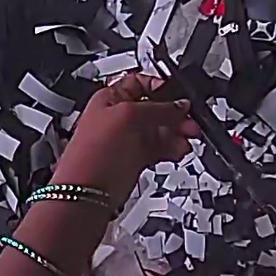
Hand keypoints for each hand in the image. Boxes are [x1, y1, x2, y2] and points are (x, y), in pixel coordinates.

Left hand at [52, 73, 199, 199]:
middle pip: (154, 108)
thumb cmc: (93, 153)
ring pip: (159, 130)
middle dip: (174, 114)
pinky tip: (178, 151)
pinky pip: (158, 149)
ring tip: (186, 139)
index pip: (140, 82)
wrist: (86, 193)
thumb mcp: (129, 117)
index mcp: (110, 98)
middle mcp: (119, 117)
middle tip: (189, 122)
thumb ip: (158, 108)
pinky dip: (171, 148)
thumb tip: (179, 105)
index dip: (160, 86)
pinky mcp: (134, 159)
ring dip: (176, 132)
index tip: (179, 96)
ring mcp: (127, 139)